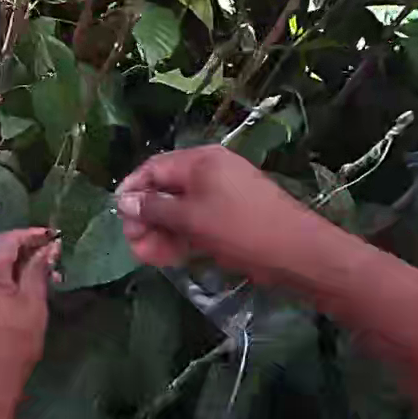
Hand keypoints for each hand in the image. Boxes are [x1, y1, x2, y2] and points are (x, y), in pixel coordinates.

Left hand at [0, 228, 56, 404]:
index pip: (8, 239)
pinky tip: (34, 294)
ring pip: (2, 272)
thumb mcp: (33, 303)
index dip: (32, 233)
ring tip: (52, 275)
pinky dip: (17, 283)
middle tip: (56, 254)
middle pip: (3, 253)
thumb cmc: (15, 343)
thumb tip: (49, 246)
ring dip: (25, 267)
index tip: (55, 235)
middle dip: (30, 249)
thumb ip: (38, 271)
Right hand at [116, 146, 336, 278]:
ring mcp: (225, 190)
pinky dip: (184, 234)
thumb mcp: (191, 219)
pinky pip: (200, 217)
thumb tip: (125, 202)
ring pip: (182, 207)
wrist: (298, 252)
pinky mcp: (234, 211)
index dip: (132, 191)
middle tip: (135, 246)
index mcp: (200, 161)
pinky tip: (175, 255)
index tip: (119, 218)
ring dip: (163, 230)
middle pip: (166, 189)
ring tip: (152, 257)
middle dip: (147, 217)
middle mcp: (211, 169)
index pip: (153, 168)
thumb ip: (155, 209)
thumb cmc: (240, 229)